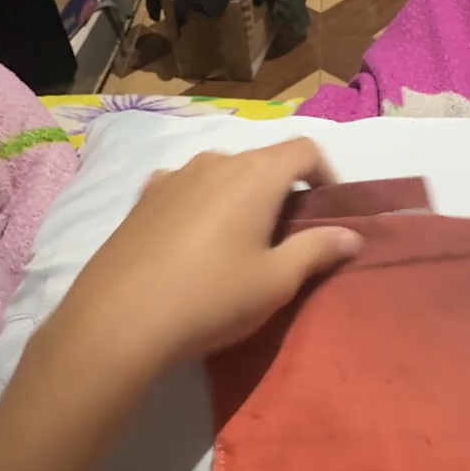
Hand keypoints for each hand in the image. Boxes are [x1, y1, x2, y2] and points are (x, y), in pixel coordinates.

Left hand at [54, 138, 362, 366]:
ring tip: (240, 241)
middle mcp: (216, 162)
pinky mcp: (144, 197)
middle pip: (264, 160)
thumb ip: (317, 250)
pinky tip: (194, 239)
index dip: (326, 174)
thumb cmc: (212, 298)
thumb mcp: (276, 281)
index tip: (328, 211)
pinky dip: (203, 201)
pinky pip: (187, 187)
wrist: (118, 321)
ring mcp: (174, 176)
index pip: (305, 149)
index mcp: (256, 174)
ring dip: (242, 195)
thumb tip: (351, 235)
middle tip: (288, 236)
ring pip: (224, 173)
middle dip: (284, 189)